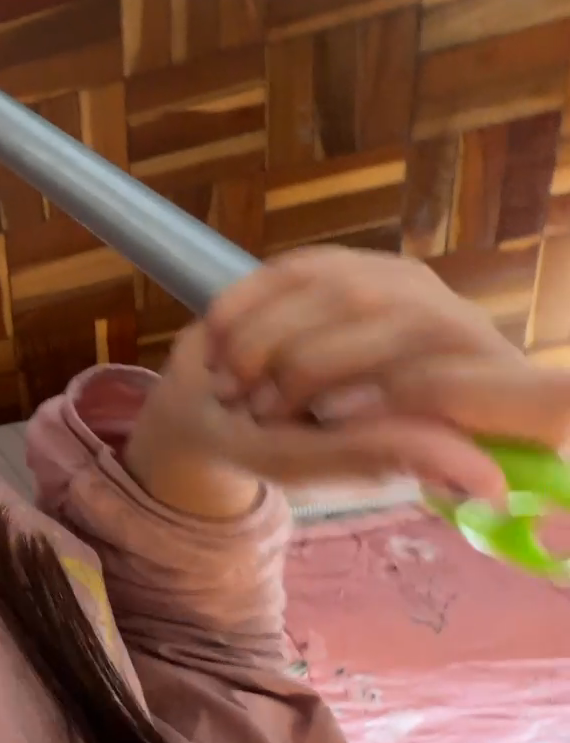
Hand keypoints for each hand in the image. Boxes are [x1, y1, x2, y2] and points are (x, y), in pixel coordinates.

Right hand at [195, 247, 569, 497]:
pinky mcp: (346, 263)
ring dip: (259, 343)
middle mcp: (467, 340)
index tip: (339, 416)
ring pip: (343, 293)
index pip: (548, 399)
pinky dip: (239, 310)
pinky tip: (220, 341)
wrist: (205, 403)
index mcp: (487, 412)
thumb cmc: (263, 444)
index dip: (433, 397)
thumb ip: (375, 458)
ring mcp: (408, 290)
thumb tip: (485, 479)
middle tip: (254, 409)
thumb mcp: (305, 464)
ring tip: (232, 381)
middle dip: (300, 372)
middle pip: (406, 329)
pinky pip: (293, 271)